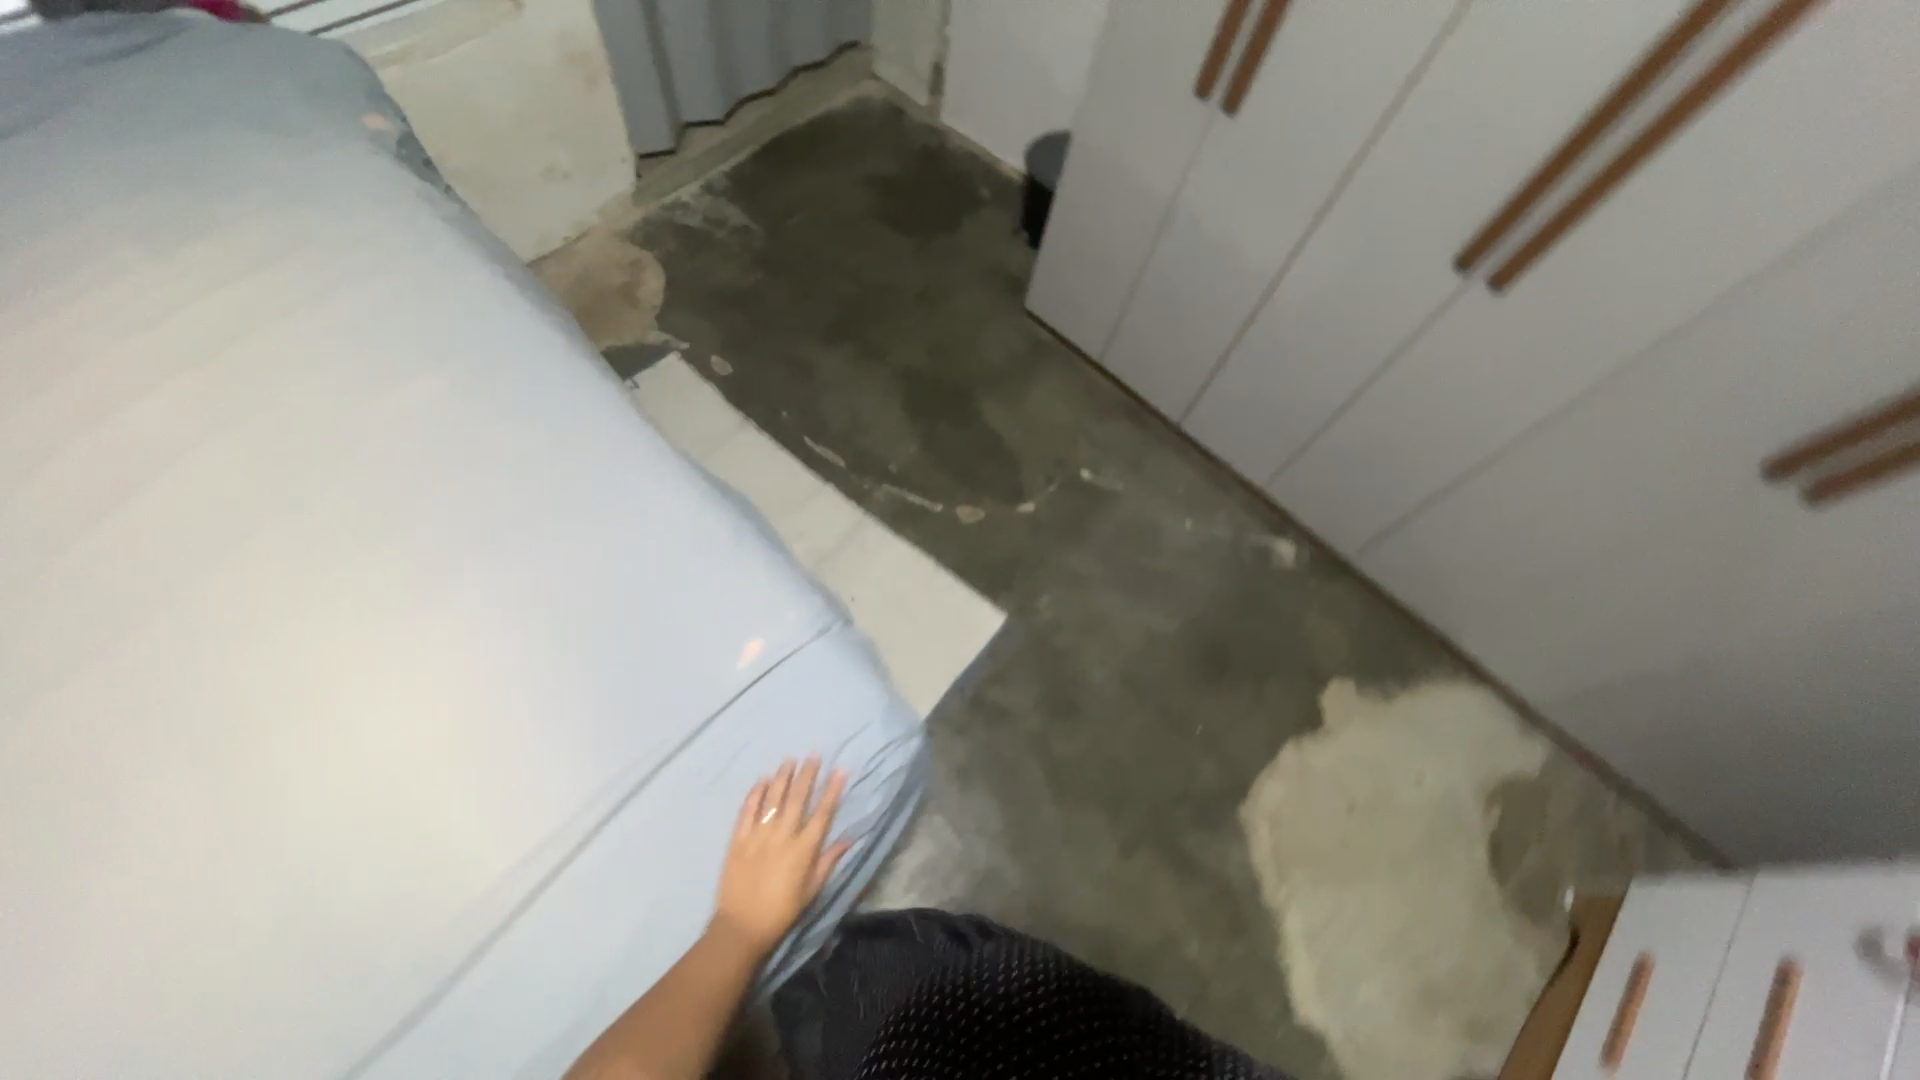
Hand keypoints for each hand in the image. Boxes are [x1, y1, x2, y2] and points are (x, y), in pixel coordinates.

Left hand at [711, 757, 850, 954]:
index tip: (840, 770)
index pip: (823, 812)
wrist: (742, 926)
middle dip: (808, 774)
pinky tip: (762, 780)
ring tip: (790, 759)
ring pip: (773, 798)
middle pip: (798, 798)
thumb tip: (849, 839)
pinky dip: (755, 793)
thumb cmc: (783, 910)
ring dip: (783, 777)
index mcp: (805, 849)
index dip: (833, 790)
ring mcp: (759, 835)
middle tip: (813, 755)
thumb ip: (829, 861)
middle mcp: (783, 835)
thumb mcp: (813, 889)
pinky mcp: (738, 839)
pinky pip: (748, 809)